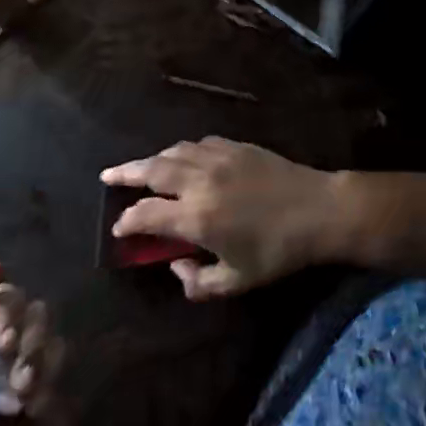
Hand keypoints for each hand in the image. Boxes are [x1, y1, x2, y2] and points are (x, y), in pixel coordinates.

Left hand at [0, 259, 66, 425]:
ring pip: (37, 318)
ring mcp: (18, 364)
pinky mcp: (48, 378)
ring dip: (33, 343)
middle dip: (9, 315)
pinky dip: (49, 368)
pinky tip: (35, 401)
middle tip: (2, 347)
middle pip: (6, 300)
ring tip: (21, 387)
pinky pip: (58, 349)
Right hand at [100, 138, 337, 300]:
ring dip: (152, 159)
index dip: (126, 221)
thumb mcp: (237, 281)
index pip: (146, 215)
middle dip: (124, 173)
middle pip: (150, 170)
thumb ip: (198, 282)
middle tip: (108, 176)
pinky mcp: (234, 145)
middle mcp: (198, 180)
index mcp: (195, 216)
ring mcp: (217, 157)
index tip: (119, 228)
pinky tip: (184, 157)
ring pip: (173, 151)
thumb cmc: (277, 251)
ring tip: (142, 167)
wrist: (317, 209)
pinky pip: (198, 143)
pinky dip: (183, 150)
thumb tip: (176, 265)